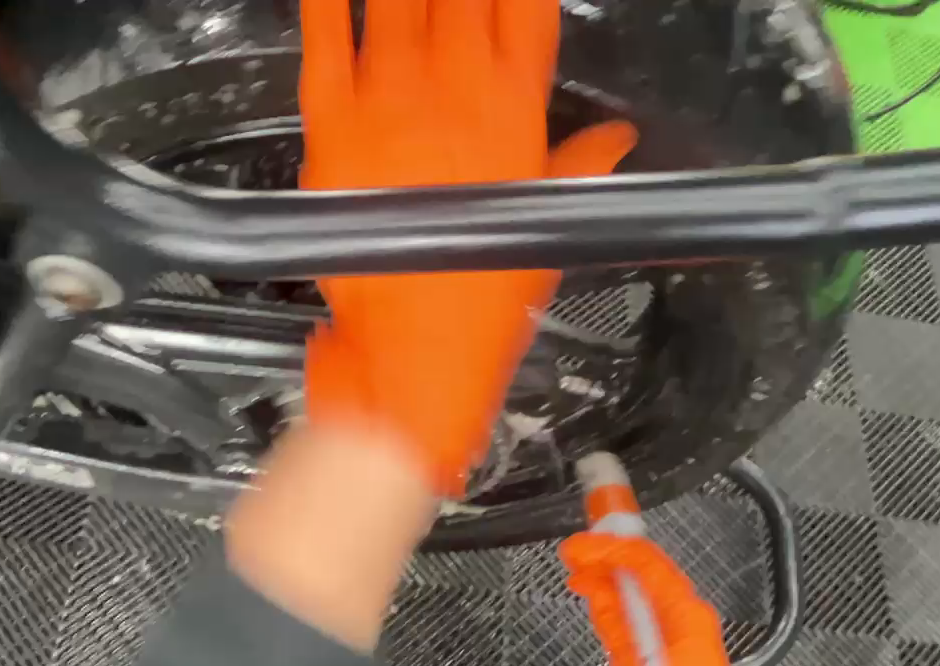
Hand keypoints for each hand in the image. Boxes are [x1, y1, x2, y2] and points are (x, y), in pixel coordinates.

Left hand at [298, 0, 637, 494]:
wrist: (414, 355)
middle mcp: (454, 87)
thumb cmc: (480, 307)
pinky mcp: (333, 123)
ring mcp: (390, 98)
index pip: (523, 6)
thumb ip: (577, 169)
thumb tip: (615, 139)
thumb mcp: (539, 235)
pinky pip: (323, 34)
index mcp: (512, 108)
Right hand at [560, 532, 796, 665]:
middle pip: (644, 570)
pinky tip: (596, 601)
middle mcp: (683, 611)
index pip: (643, 561)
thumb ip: (614, 620)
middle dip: (605, 558)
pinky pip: (642, 612)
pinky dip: (617, 602)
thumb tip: (593, 586)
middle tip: (569, 555)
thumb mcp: (636, 662)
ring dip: (609, 578)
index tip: (574, 547)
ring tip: (576, 574)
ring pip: (641, 589)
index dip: (605, 548)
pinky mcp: (670, 647)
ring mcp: (679, 629)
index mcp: (682, 608)